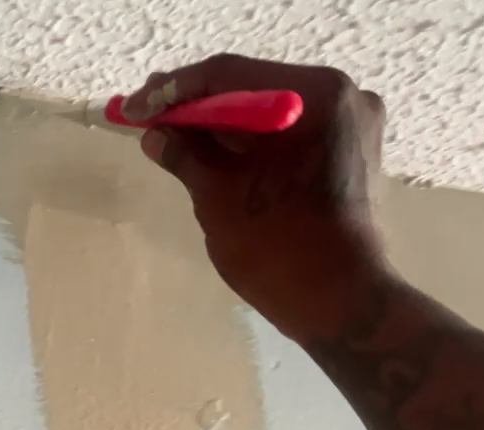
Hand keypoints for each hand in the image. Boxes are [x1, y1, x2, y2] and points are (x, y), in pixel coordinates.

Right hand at [118, 54, 392, 338]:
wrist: (337, 300)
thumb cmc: (277, 249)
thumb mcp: (219, 198)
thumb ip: (187, 157)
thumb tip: (156, 135)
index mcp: (315, 95)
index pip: (229, 75)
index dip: (174, 91)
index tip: (134, 108)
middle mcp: (342, 96)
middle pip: (252, 89)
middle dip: (197, 107)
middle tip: (149, 120)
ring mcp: (349, 126)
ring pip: (268, 116)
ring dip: (220, 128)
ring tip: (175, 142)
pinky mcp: (346, 155)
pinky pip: (287, 138)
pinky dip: (249, 146)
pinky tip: (216, 160)